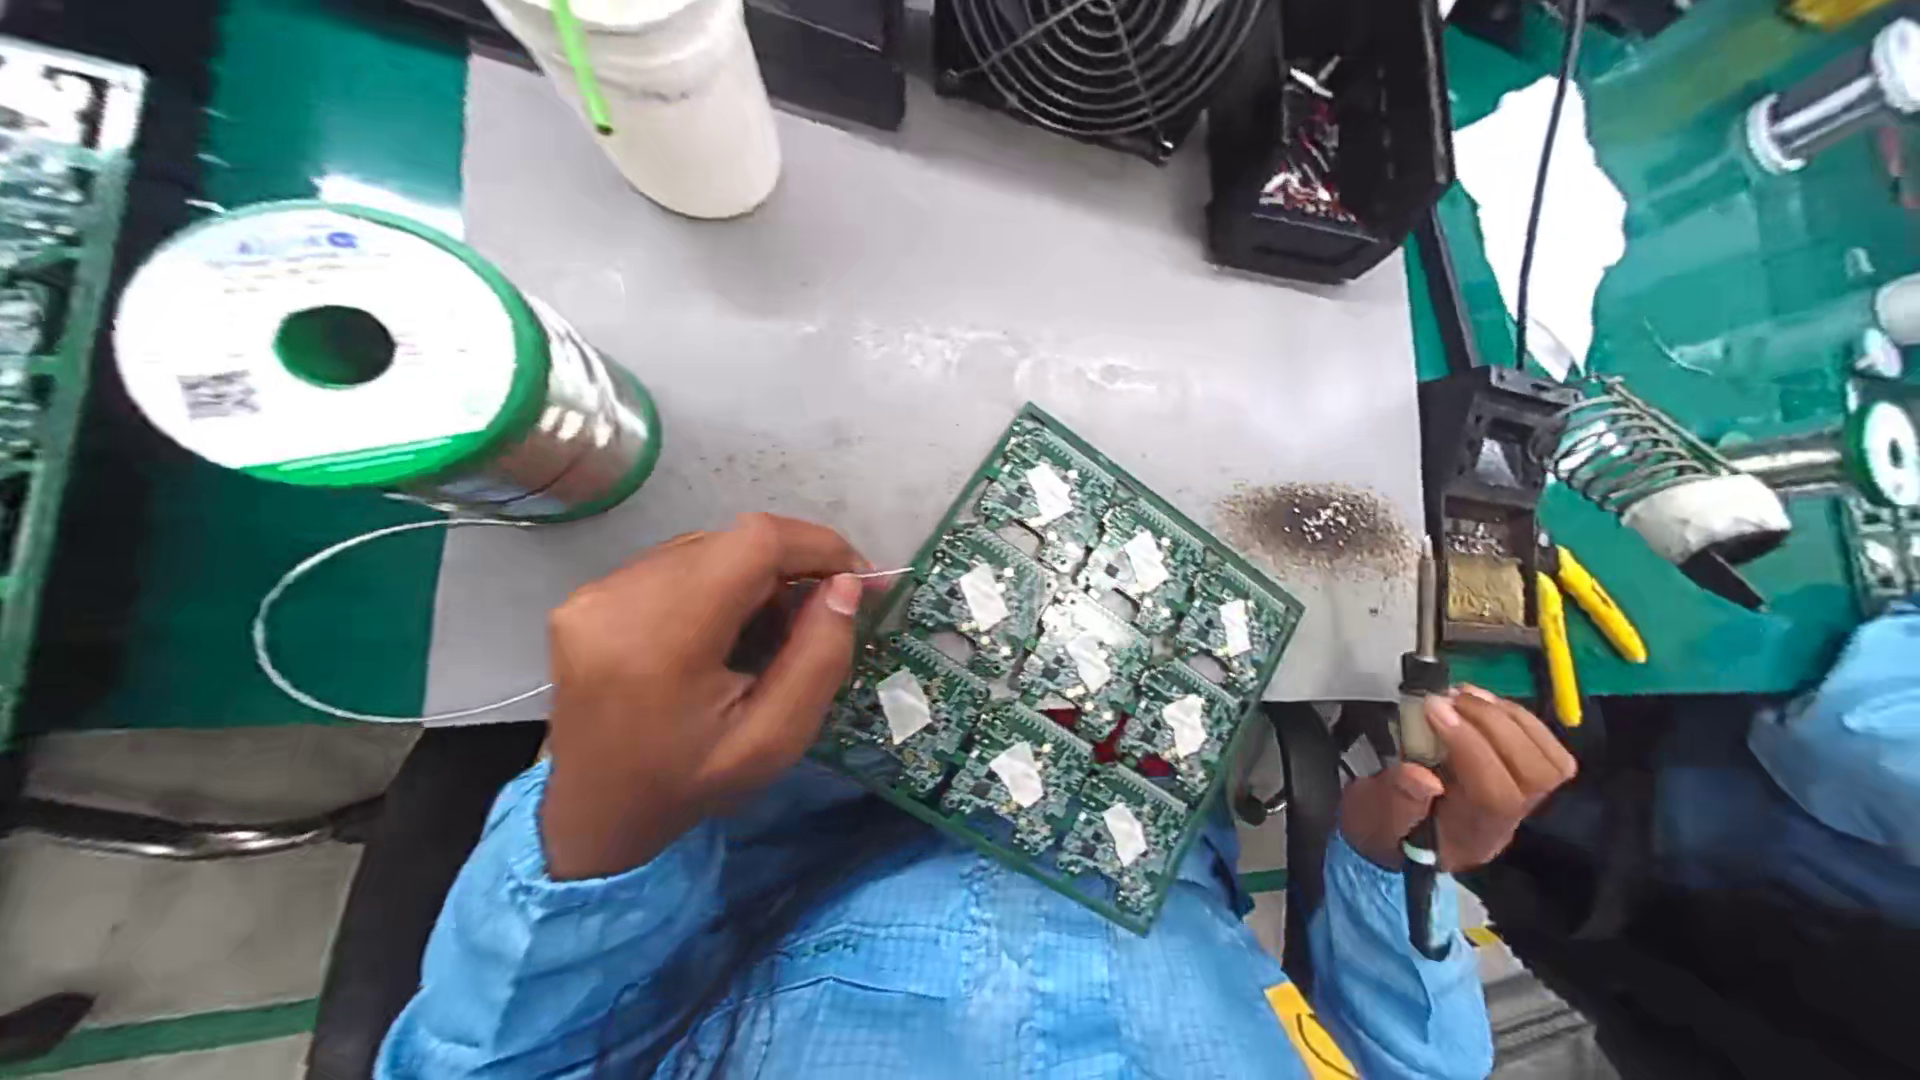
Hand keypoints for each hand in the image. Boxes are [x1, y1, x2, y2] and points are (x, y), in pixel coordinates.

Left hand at [540, 513, 868, 879]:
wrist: (595, 810)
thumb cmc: (689, 783)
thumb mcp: (774, 740)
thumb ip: (819, 660)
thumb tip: (845, 585)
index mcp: (663, 640)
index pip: (753, 543)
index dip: (818, 545)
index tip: (859, 576)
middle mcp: (620, 598)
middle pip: (734, 540)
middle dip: (796, 562)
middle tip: (828, 604)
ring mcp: (598, 591)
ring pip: (710, 545)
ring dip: (759, 570)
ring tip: (779, 620)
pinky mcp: (590, 592)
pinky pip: (680, 560)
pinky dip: (723, 578)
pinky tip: (732, 620)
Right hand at [1340, 687, 1576, 872]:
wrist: (1397, 836)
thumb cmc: (1382, 826)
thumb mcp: (1373, 817)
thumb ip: (1395, 798)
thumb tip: (1421, 775)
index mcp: (1469, 833)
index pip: (1495, 795)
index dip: (1470, 746)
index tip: (1433, 709)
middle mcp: (1506, 820)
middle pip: (1536, 776)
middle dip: (1495, 726)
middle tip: (1448, 697)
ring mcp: (1520, 801)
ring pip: (1550, 762)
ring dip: (1509, 718)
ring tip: (1463, 695)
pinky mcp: (1519, 780)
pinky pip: (1546, 751)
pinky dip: (1517, 718)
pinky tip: (1480, 702)